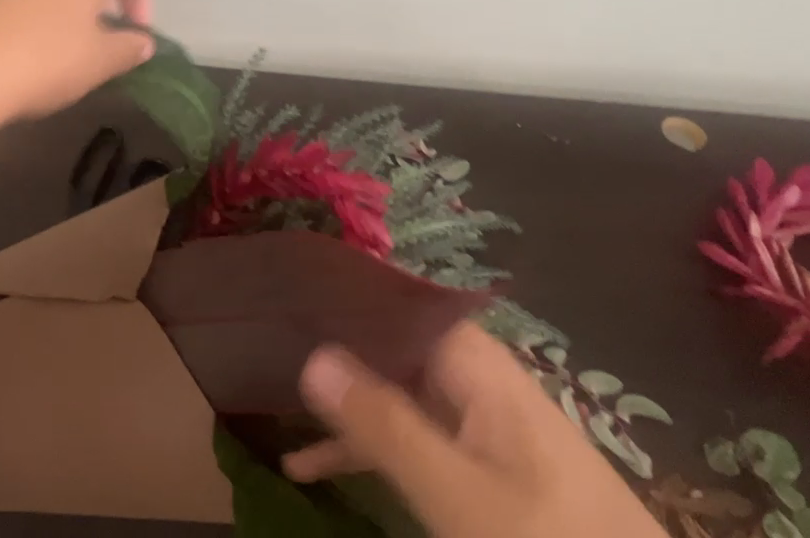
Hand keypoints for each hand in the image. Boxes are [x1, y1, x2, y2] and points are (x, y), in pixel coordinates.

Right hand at [288, 325, 664, 537]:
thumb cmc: (543, 536)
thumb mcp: (456, 492)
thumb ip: (384, 426)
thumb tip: (313, 355)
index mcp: (478, 367)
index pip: (403, 306)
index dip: (348, 297)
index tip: (290, 296)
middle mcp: (477, 383)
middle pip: (394, 349)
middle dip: (334, 351)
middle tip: (266, 347)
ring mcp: (480, 427)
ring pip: (396, 397)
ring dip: (342, 408)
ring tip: (275, 409)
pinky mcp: (483, 468)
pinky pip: (414, 441)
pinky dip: (368, 450)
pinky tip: (314, 468)